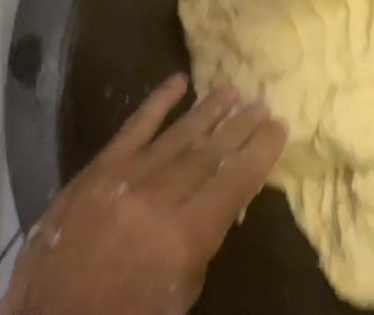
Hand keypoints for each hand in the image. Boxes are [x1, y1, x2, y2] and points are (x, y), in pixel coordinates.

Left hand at [3, 74, 286, 314]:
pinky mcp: (94, 172)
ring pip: (178, 135)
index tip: (279, 126)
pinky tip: (179, 81)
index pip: (236, 181)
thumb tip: (220, 198)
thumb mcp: (179, 293)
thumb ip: (201, 242)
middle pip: (210, 153)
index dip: (261, 151)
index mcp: (184, 236)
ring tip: (232, 89)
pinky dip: (157, 103)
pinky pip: (133, 128)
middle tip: (262, 102)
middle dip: (240, 126)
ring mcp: (124, 179)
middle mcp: (159, 199)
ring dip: (208, 111)